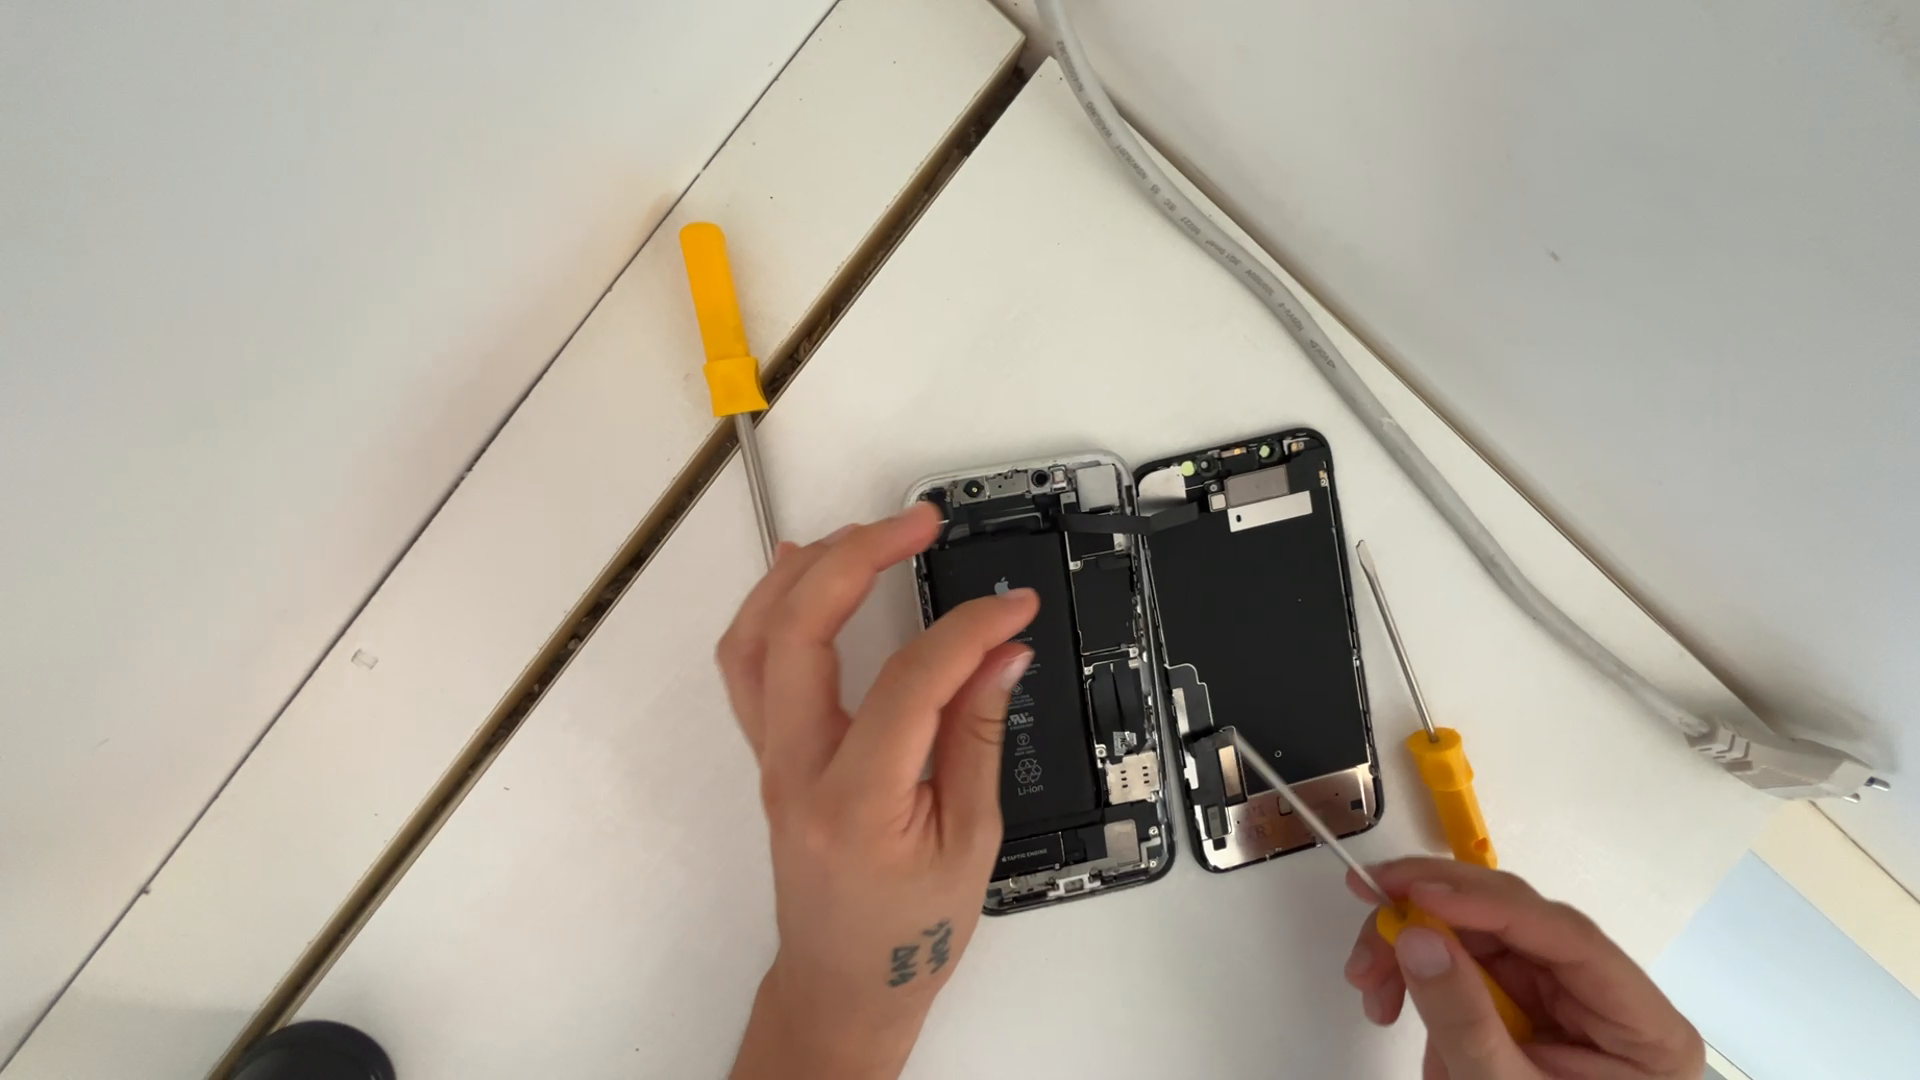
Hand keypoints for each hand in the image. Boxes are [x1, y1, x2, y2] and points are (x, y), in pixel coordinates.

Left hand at [718, 503, 1036, 1079]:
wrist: (842, 982)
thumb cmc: (908, 932)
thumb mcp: (971, 840)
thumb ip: (978, 734)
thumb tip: (1001, 654)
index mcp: (856, 802)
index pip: (911, 682)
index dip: (969, 630)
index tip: (1012, 607)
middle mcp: (796, 769)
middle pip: (801, 632)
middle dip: (860, 557)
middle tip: (918, 524)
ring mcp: (772, 756)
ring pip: (757, 636)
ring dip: (807, 570)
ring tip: (863, 532)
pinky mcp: (770, 750)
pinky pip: (749, 661)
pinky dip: (771, 604)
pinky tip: (800, 569)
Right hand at [1343, 858, 1703, 1079]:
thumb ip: (1465, 1020)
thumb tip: (1415, 935)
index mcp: (1640, 1025)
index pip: (1564, 934)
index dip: (1484, 902)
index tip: (1411, 892)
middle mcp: (1600, 992)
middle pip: (1508, 919)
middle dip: (1426, 912)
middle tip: (1363, 901)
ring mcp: (1555, 994)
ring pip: (1470, 931)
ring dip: (1407, 944)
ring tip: (1366, 983)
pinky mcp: (1515, 1001)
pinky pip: (1456, 961)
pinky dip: (1413, 973)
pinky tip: (1391, 1006)